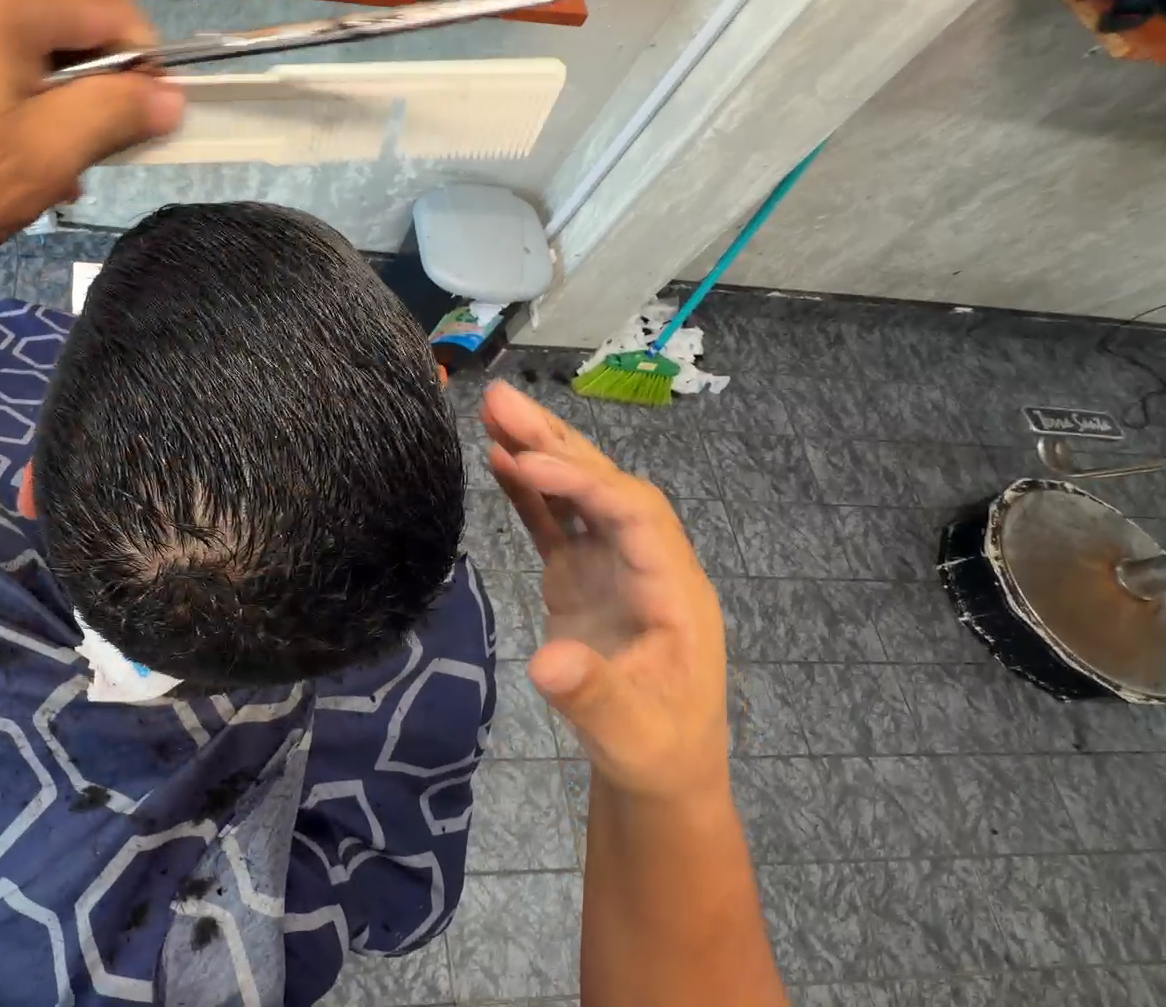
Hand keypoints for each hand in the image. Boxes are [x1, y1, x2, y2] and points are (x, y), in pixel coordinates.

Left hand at [0, 0, 183, 316]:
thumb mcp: (44, 157)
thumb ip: (116, 115)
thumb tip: (169, 100)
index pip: (109, 6)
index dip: (143, 68)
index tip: (150, 123)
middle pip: (55, 11)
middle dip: (81, 84)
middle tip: (83, 158)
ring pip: (7, 25)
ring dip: (36, 89)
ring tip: (32, 163)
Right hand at [481, 382, 728, 801]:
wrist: (656, 763)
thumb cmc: (654, 748)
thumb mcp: (627, 732)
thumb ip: (592, 695)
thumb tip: (545, 664)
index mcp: (673, 587)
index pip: (633, 512)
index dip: (581, 483)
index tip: (524, 461)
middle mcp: (646, 561)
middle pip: (605, 484)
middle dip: (554, 440)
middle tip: (498, 401)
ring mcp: (612, 565)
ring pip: (579, 494)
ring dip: (538, 451)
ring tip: (492, 413)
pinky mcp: (582, 576)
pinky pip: (555, 522)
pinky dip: (528, 491)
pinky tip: (500, 460)